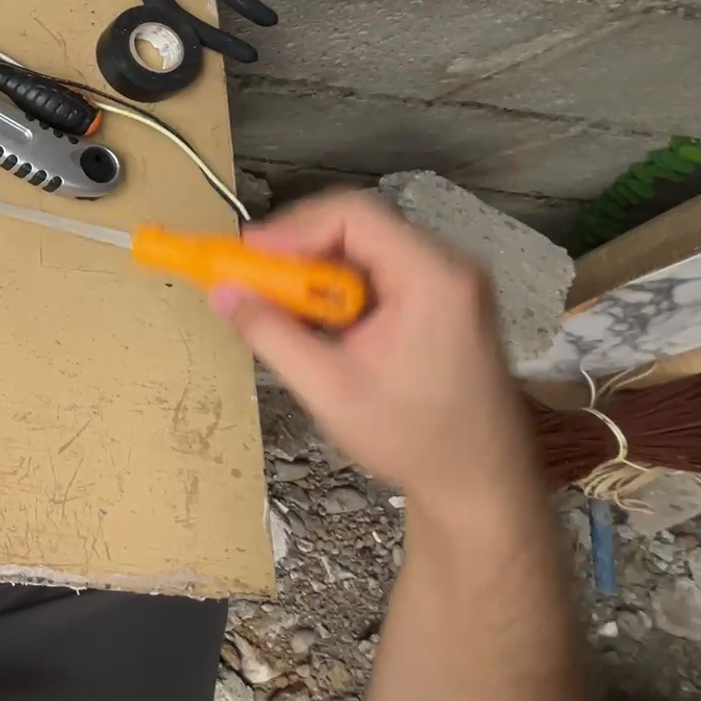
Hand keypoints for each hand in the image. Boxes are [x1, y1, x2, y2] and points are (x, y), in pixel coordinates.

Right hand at [210, 191, 537, 512]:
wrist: (481, 485)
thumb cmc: (410, 436)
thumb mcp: (325, 387)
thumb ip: (268, 333)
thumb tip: (220, 290)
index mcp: (431, 279)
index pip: (353, 215)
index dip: (291, 228)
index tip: (247, 258)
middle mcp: (446, 268)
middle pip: (355, 225)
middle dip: (294, 247)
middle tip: (252, 278)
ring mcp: (446, 284)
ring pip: (360, 246)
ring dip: (309, 267)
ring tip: (276, 303)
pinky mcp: (438, 302)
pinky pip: (372, 269)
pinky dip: (330, 284)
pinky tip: (312, 320)